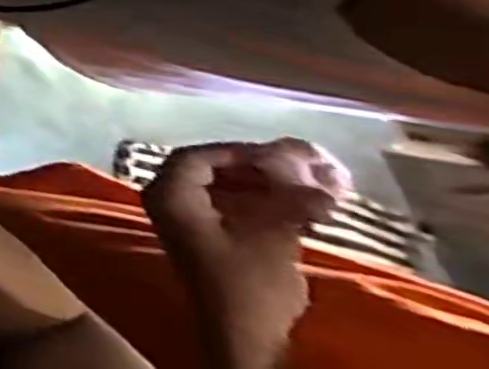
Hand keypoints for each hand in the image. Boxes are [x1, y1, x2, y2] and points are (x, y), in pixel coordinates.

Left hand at [143, 138, 347, 368]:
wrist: (241, 336)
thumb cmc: (248, 285)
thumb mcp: (271, 240)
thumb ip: (291, 205)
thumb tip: (324, 184)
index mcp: (167, 193)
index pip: (196, 157)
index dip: (237, 152)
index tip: (278, 155)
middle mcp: (164, 198)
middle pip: (205, 168)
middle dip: (251, 167)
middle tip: (295, 168)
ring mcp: (180, 217)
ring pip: (216, 186)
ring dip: (256, 184)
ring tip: (302, 184)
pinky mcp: (199, 234)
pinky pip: (221, 205)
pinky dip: (252, 201)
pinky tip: (290, 205)